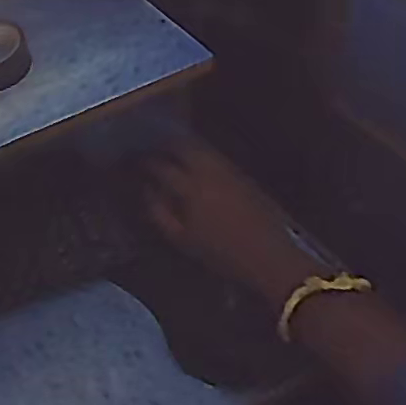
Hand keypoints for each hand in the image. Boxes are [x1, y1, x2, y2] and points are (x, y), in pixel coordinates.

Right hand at [143, 138, 325, 305]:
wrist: (272, 260)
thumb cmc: (222, 253)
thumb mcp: (182, 238)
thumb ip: (158, 211)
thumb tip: (145, 190)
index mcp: (189, 188)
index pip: (159, 166)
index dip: (143, 162)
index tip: (133, 161)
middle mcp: (207, 173)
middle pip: (181, 147)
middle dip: (163, 144)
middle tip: (150, 146)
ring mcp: (227, 171)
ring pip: (200, 148)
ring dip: (182, 145)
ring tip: (170, 149)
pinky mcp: (242, 175)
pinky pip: (215, 156)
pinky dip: (200, 152)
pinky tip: (195, 160)